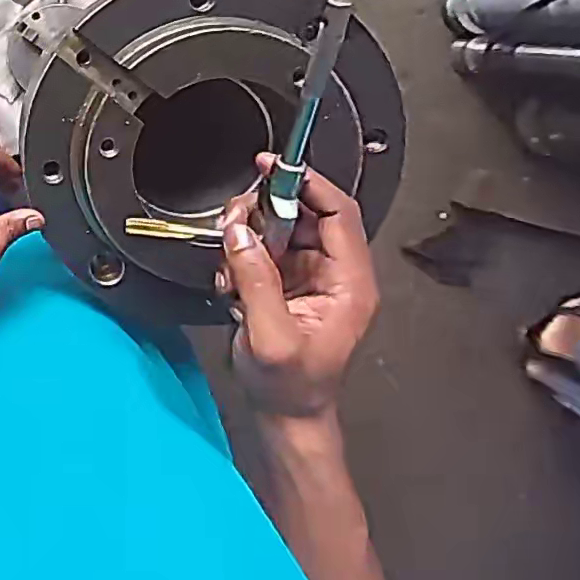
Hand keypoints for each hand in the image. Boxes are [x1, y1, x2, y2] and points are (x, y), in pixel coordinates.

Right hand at [216, 154, 377, 421]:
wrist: (285, 412)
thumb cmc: (292, 386)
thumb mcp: (271, 337)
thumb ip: (254, 281)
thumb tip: (239, 232)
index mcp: (348, 283)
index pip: (338, 212)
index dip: (307, 183)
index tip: (274, 168)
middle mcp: (332, 271)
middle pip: (300, 210)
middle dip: (261, 211)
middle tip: (234, 225)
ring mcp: (306, 272)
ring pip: (275, 223)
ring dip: (245, 234)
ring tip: (231, 265)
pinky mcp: (284, 276)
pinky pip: (258, 243)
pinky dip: (238, 252)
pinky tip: (233, 281)